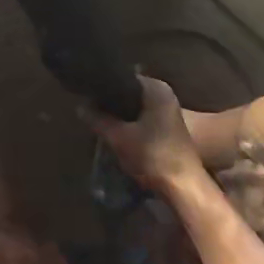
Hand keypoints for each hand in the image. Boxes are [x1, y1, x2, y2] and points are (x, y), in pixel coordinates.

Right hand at [87, 76, 205, 194]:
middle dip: (113, 103)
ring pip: (137, 108)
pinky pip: (145, 118)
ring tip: (101, 120)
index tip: (89, 95)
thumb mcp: (120, 138)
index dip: (106, 87)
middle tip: (92, 109)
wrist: (182, 185)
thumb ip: (99, 120)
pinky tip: (118, 132)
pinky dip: (132, 123)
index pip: (125, 78)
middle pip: (131, 93)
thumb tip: (80, 107)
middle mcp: (165, 93)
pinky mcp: (170, 127)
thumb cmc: (152, 155)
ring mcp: (170, 110)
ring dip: (122, 115)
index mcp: (156, 88)